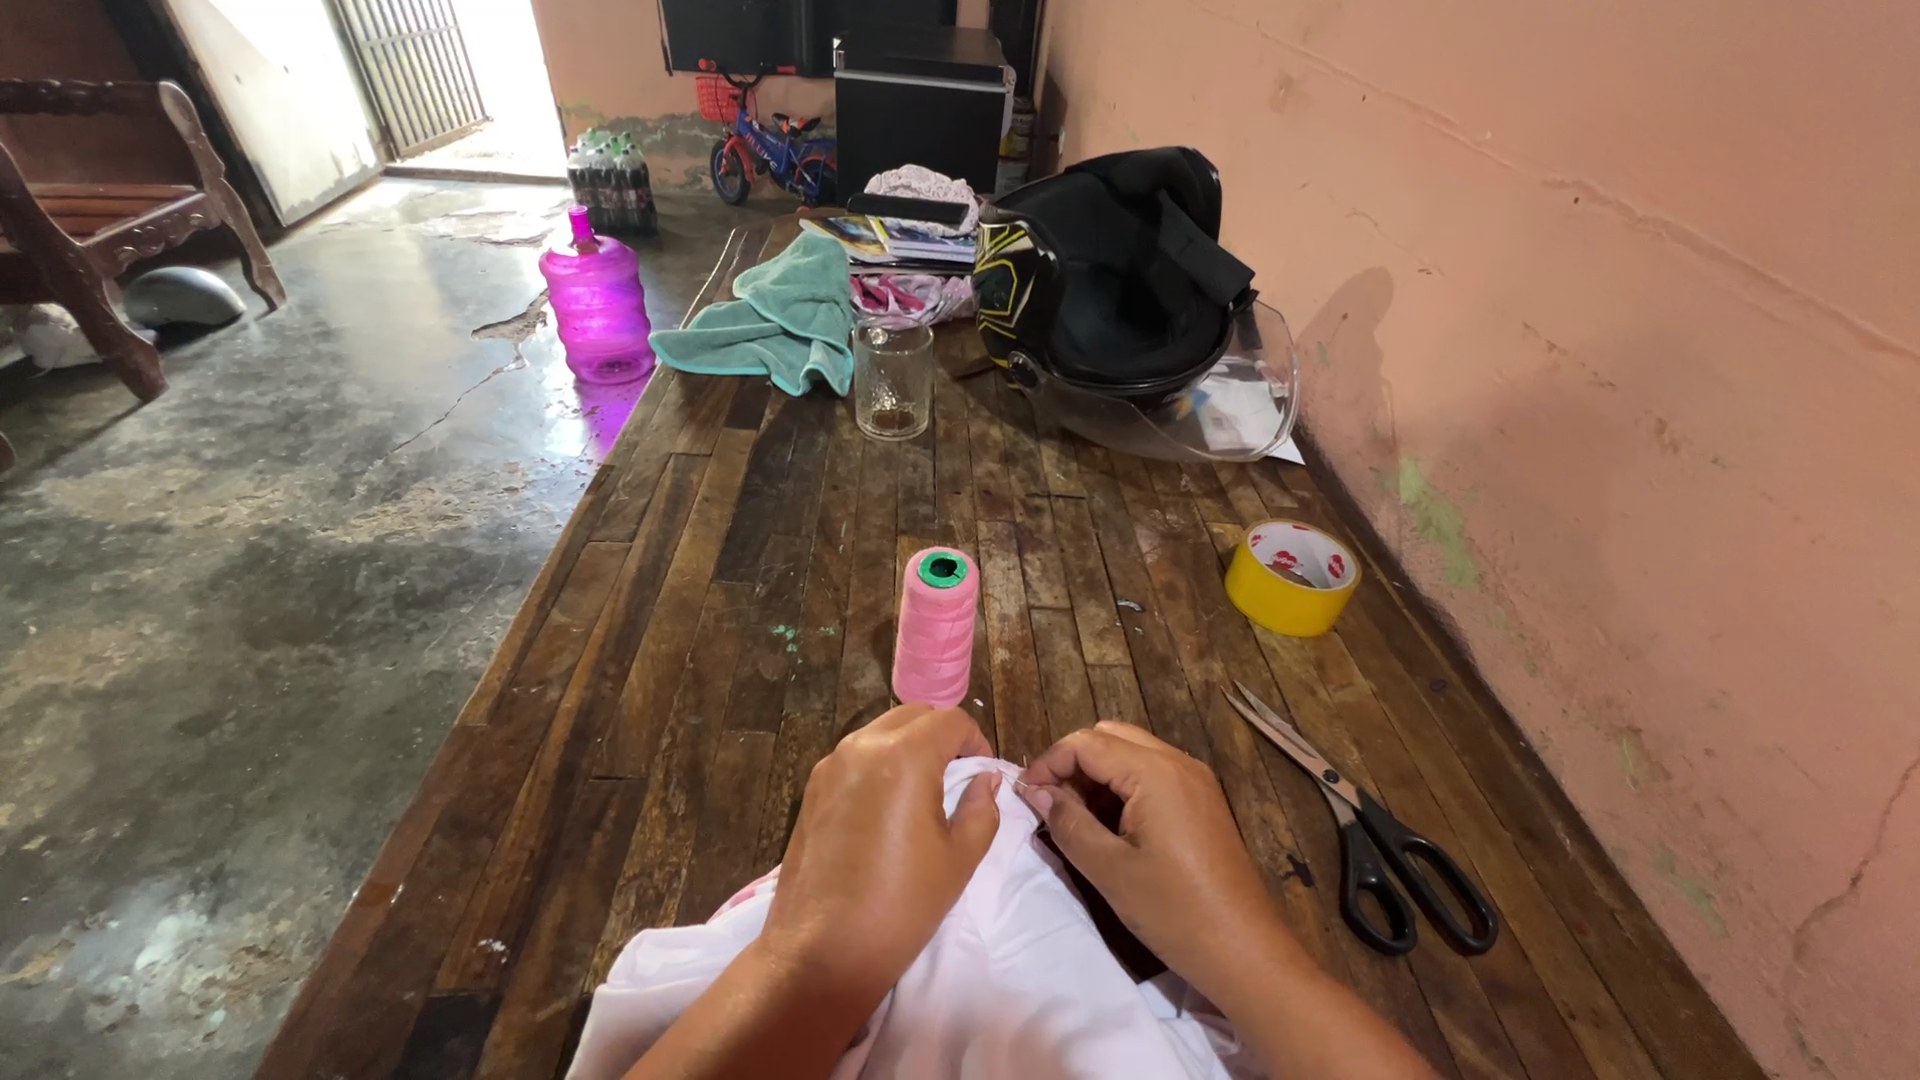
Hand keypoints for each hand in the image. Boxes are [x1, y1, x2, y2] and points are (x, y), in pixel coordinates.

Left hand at [761, 704, 1000, 999]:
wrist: (822, 951)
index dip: (975, 739)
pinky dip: (879, 762)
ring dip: (909, 745)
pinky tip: (887, 806)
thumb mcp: (959, 858)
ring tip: (923, 790)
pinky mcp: (812, 787)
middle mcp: (864, 746)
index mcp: (905, 756)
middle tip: (957, 775)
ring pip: (882, 730)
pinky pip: (856, 755)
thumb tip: (986, 779)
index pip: (950, 720)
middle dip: (941, 736)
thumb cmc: (901, 905)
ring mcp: (831, 764)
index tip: (982, 770)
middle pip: (914, 715)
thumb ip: (981, 807)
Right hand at [1017, 721, 1291, 1001]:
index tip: (1025, 795)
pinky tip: (1109, 823)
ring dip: (1096, 772)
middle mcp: (1177, 762)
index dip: (1049, 762)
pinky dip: (1121, 784)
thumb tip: (1035, 792)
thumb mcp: (1109, 870)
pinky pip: (1151, 771)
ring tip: (1074, 815)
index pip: (1086, 742)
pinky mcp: (1201, 799)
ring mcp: (1194, 779)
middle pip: (1108, 736)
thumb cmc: (1174, 912)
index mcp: (1155, 772)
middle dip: (1072, 761)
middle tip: (1050, 803)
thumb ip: (1067, 822)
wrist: (1246, 952)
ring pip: (1130, 751)